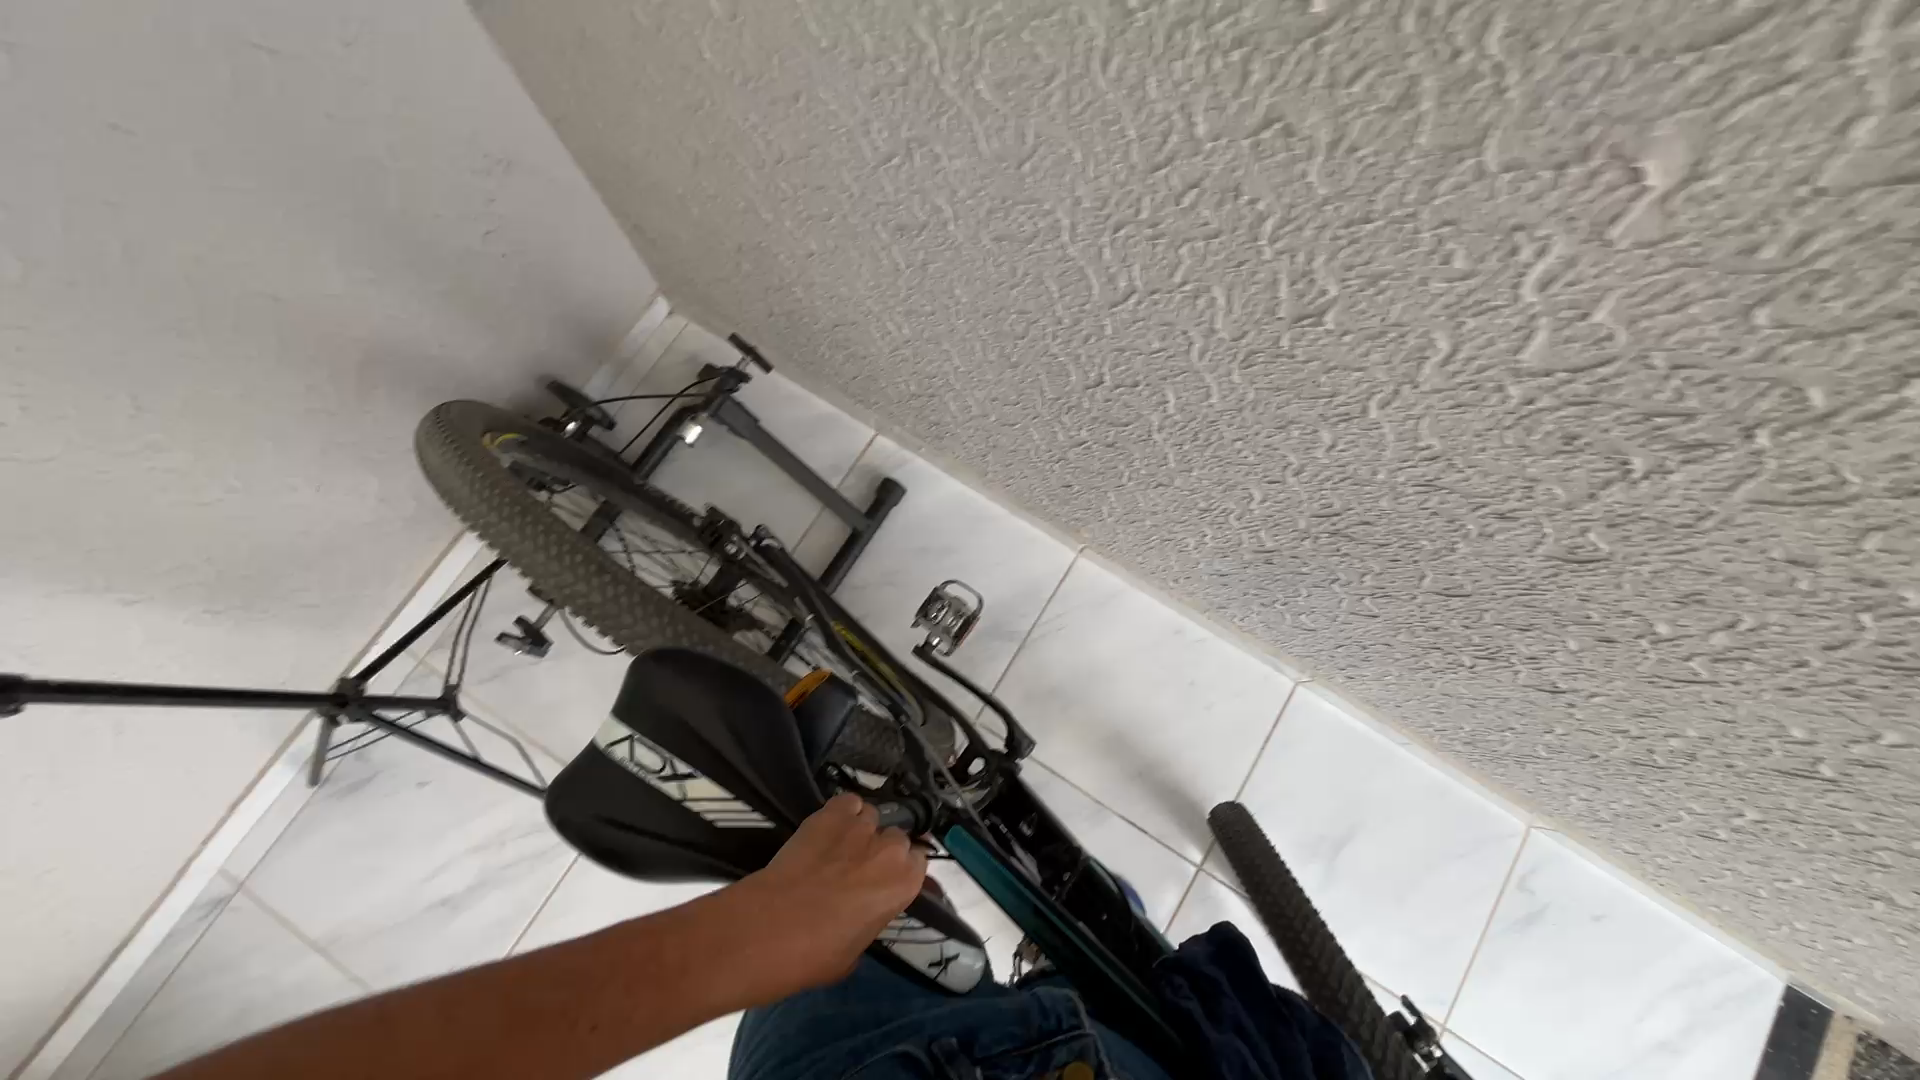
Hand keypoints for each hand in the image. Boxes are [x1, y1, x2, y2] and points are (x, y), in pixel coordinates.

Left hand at [722, 794, 927, 1001]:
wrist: (773, 927)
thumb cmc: (817, 953)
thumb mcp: (856, 951)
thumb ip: (869, 923)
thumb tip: (857, 917)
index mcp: (904, 884)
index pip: (918, 862)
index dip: (900, 870)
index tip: (884, 881)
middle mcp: (890, 849)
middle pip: (896, 837)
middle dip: (881, 850)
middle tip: (858, 868)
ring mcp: (860, 827)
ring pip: (871, 816)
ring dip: (860, 830)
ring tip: (839, 846)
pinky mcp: (830, 813)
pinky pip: (848, 802)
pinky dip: (842, 812)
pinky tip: (829, 826)